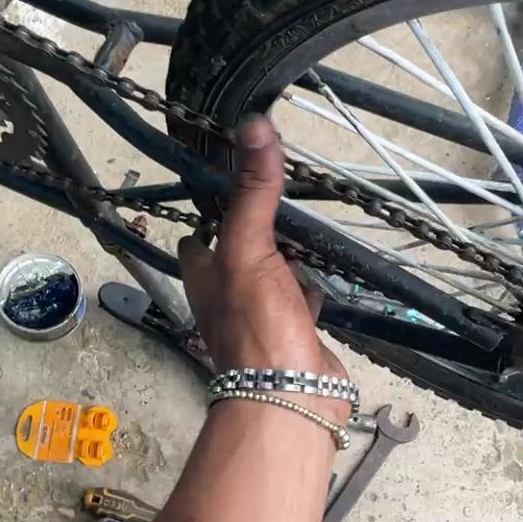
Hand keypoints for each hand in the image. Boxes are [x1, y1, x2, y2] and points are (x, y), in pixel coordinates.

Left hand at [178, 116, 348, 419]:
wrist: (292, 395)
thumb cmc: (257, 325)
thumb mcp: (249, 249)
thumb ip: (254, 192)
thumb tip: (254, 126)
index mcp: (205, 274)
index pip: (198, 234)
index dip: (211, 207)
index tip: (233, 176)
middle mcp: (227, 293)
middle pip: (238, 250)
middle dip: (257, 226)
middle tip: (279, 191)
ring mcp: (261, 314)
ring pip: (272, 274)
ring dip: (287, 255)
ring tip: (305, 223)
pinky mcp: (294, 330)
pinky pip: (301, 299)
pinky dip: (311, 287)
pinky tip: (324, 274)